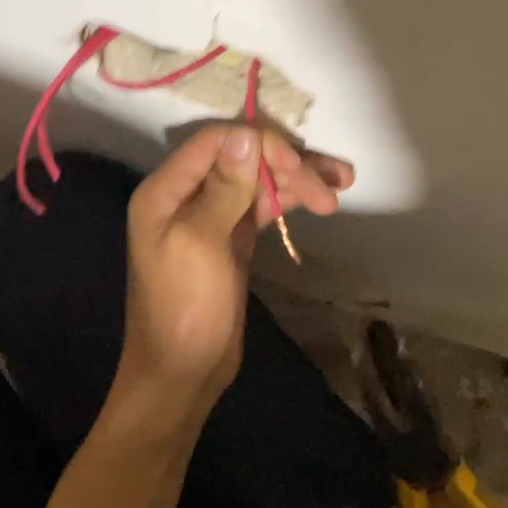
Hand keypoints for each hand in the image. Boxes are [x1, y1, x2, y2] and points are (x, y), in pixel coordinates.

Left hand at [119, 123, 353, 409]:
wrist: (183, 372)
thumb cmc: (185, 307)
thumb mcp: (201, 243)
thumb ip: (224, 188)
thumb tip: (247, 135)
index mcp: (166, 190)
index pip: (216, 142)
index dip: (259, 144)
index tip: (297, 167)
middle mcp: (187, 195)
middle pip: (241, 158)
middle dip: (287, 162)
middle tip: (333, 183)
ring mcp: (211, 216)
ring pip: (257, 182)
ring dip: (298, 179)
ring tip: (342, 183)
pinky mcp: (232, 238)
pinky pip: (262, 206)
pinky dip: (290, 200)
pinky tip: (321, 200)